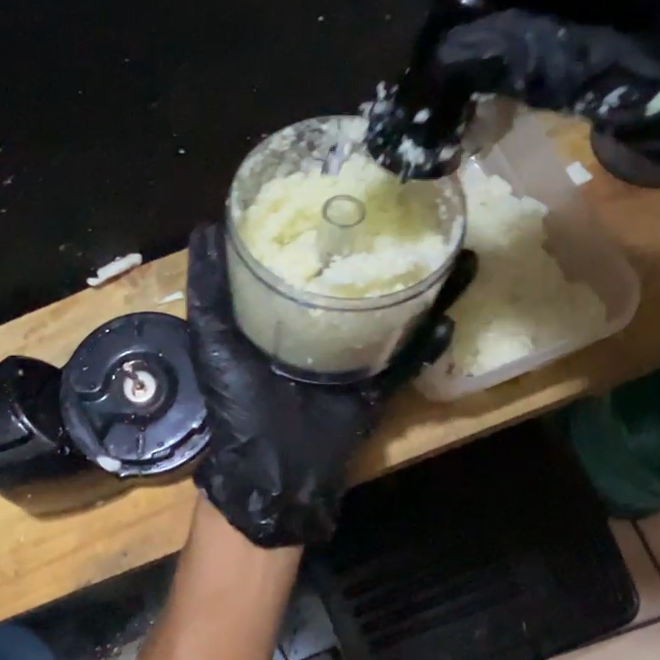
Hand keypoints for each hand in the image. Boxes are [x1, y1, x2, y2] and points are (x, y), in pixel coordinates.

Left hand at [185, 222, 474, 547]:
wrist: (270, 470)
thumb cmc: (236, 401)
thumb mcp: (213, 337)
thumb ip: (208, 287)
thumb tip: (205, 226)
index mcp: (284, 316)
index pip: (311, 263)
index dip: (328, 231)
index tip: (348, 189)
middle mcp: (323, 332)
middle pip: (361, 283)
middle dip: (387, 252)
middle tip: (416, 212)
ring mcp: (354, 359)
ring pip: (395, 315)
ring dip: (425, 288)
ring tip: (454, 253)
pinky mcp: (375, 387)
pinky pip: (407, 360)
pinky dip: (428, 343)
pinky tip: (448, 316)